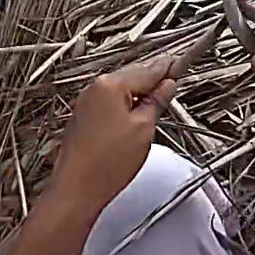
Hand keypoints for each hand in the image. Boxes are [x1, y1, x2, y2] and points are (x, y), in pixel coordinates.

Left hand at [45, 57, 177, 218]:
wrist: (76, 190)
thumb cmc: (105, 164)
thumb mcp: (144, 128)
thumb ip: (157, 101)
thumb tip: (167, 86)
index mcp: (110, 86)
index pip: (147, 70)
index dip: (166, 69)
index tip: (178, 64)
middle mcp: (94, 89)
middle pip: (132, 76)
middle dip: (152, 82)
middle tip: (171, 86)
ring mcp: (86, 103)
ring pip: (120, 90)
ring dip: (138, 95)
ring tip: (155, 108)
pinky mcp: (83, 117)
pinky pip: (109, 103)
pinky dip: (124, 107)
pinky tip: (134, 120)